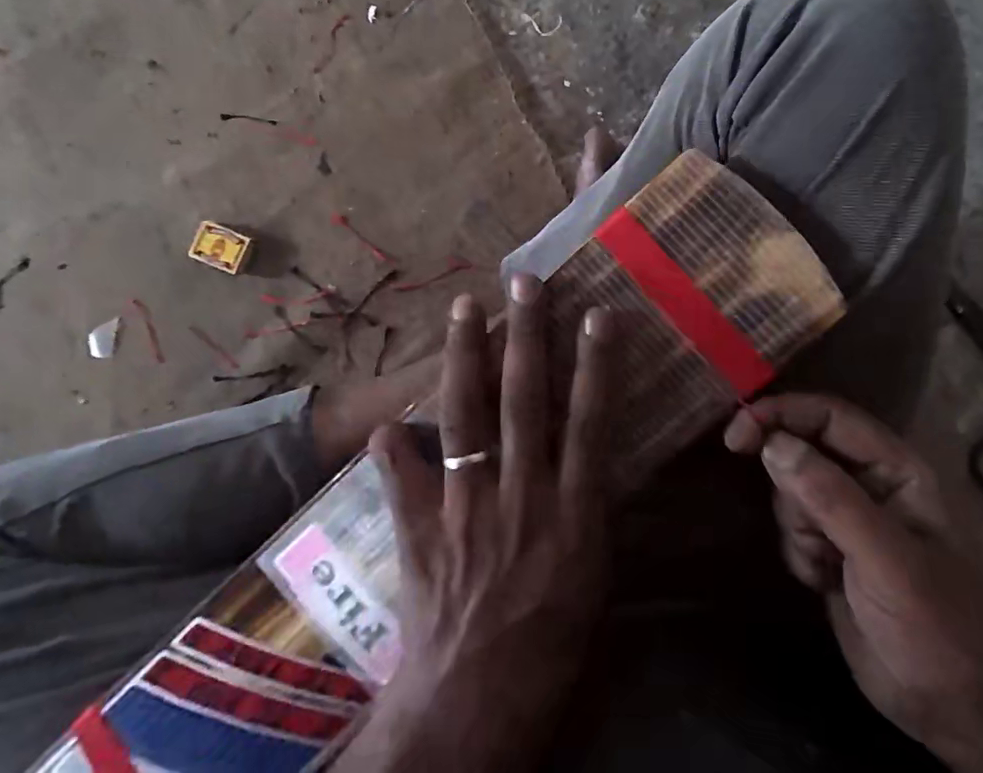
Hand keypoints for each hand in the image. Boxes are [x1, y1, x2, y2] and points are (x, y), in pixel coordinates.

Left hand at [336, 275, 612, 772]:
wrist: (478, 700)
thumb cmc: (553, 645)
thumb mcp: (594, 577)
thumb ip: (588, 509)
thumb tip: (586, 454)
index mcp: (573, 513)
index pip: (589, 421)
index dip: (594, 364)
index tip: (597, 313)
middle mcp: (520, 495)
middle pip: (524, 400)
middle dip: (527, 335)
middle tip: (524, 281)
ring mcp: (465, 506)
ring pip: (466, 416)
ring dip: (465, 356)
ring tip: (465, 306)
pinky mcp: (421, 525)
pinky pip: (402, 473)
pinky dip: (391, 444)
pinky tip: (385, 417)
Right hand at [723, 394, 982, 772]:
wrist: (964, 715)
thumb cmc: (944, 630)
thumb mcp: (890, 562)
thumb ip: (831, 499)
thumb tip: (772, 444)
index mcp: (899, 471)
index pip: (830, 416)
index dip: (781, 413)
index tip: (736, 433)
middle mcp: (872, 485)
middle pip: (802, 448)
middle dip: (788, 483)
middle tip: (800, 527)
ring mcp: (851, 519)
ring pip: (791, 490)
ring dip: (795, 525)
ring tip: (826, 566)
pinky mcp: (833, 551)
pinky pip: (790, 527)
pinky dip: (796, 551)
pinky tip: (823, 581)